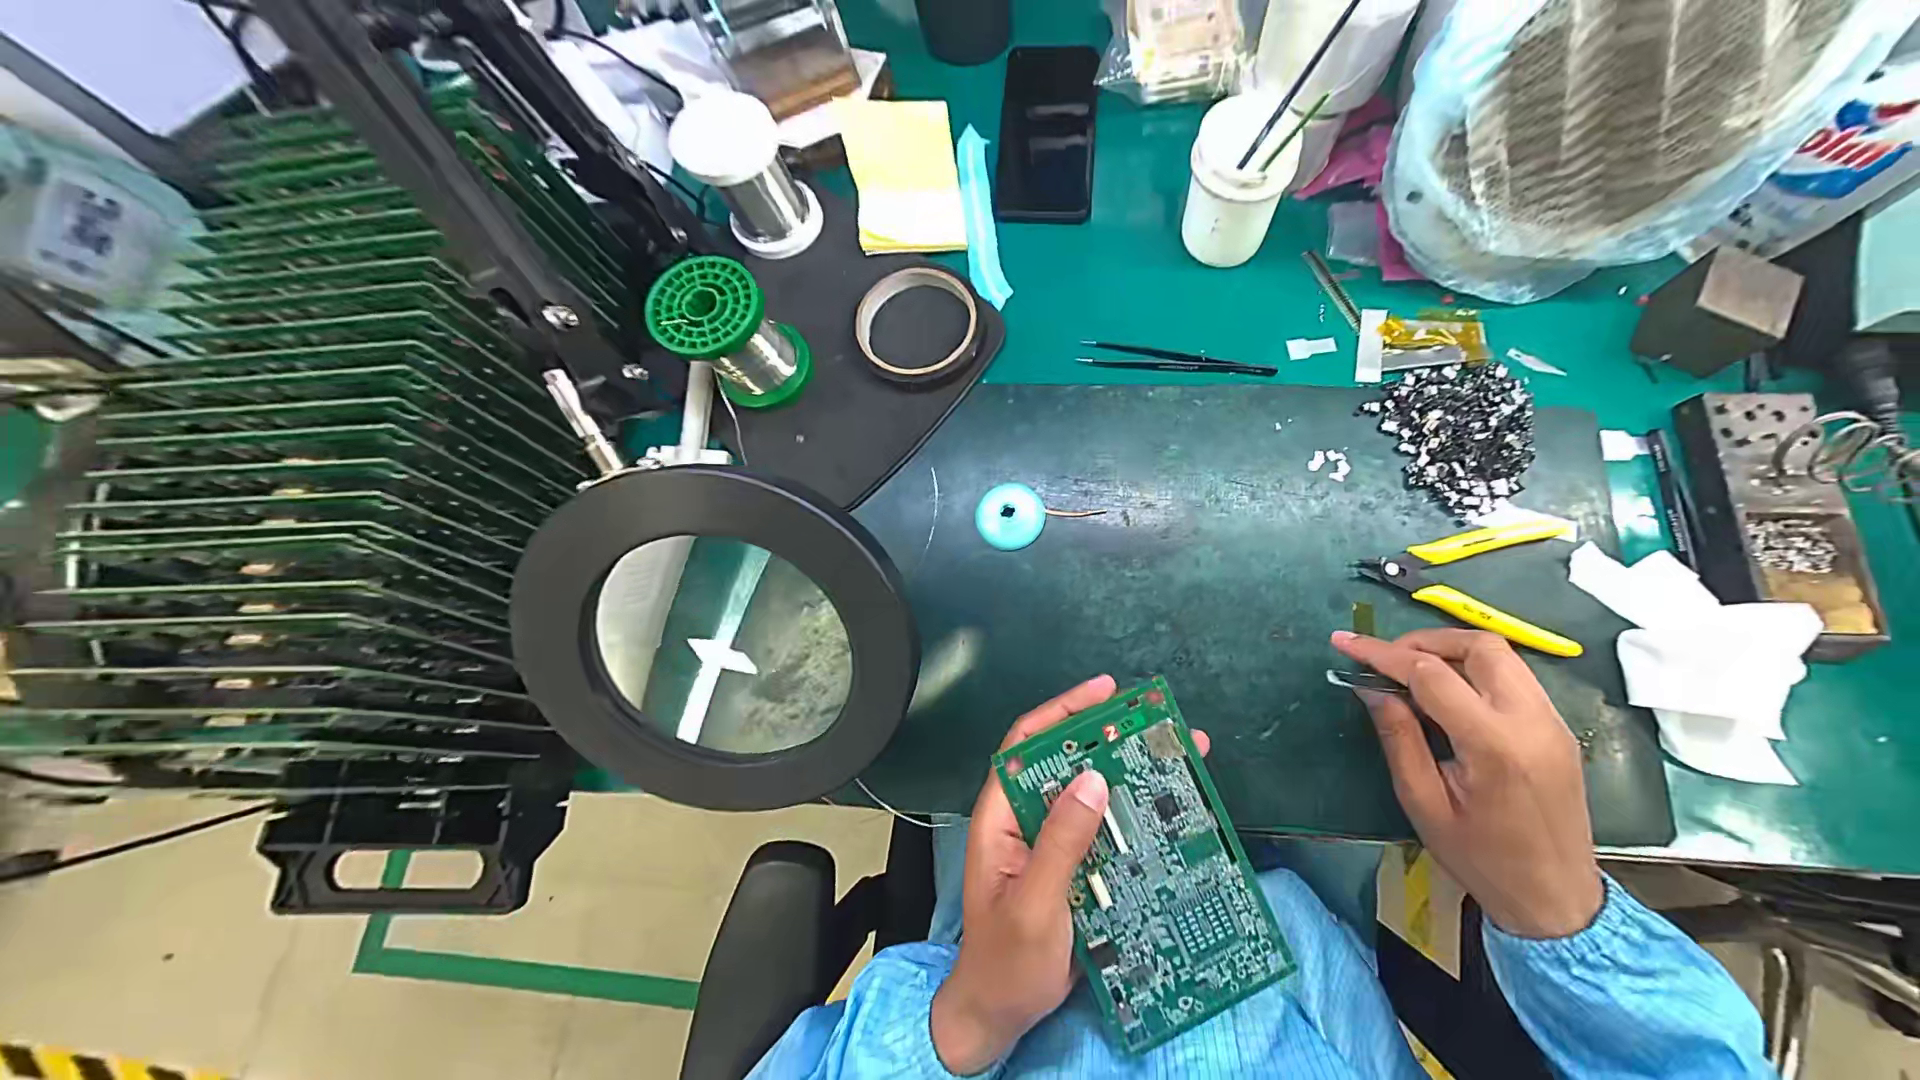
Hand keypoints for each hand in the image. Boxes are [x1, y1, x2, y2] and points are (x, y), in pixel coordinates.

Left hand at [931, 676, 1209, 1072]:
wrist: (1001, 1016)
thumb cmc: (1005, 963)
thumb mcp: (1033, 904)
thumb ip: (1060, 843)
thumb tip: (1092, 778)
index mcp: (1001, 815)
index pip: (1026, 744)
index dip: (1063, 711)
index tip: (1105, 692)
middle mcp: (1026, 817)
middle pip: (1065, 761)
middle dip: (1107, 737)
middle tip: (1153, 720)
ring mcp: (1051, 840)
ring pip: (1089, 792)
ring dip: (1127, 772)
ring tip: (1173, 753)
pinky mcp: (1074, 863)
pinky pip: (1105, 828)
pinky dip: (1133, 813)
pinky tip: (1167, 808)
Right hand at [1332, 629, 1602, 939]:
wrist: (1557, 901)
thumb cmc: (1480, 857)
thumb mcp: (1421, 801)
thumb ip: (1397, 737)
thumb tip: (1372, 688)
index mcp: (1495, 745)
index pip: (1431, 673)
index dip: (1381, 652)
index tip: (1344, 643)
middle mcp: (1532, 722)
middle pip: (1480, 646)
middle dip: (1423, 640)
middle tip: (1384, 657)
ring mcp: (1552, 723)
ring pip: (1501, 655)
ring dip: (1449, 650)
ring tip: (1408, 670)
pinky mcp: (1557, 729)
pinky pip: (1513, 676)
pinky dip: (1472, 669)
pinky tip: (1444, 691)